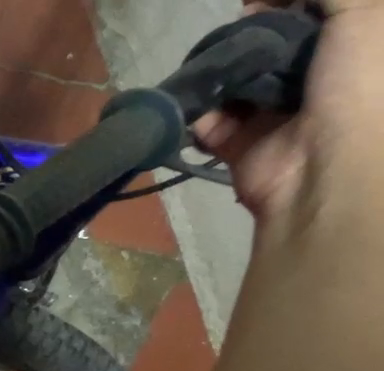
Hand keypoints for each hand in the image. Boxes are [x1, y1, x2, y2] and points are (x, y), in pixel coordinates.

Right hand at [194, 1, 383, 227]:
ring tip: (210, 70)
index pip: (318, 16)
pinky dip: (201, 116)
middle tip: (237, 31)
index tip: (258, 2)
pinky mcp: (243, 144)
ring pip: (241, 82)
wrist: (327, 162)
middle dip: (251, 37)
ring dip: (221, 75)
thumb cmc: (363, 80)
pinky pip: (214, 123)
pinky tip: (198, 108)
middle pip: (275, 47)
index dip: (286, 5)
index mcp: (358, 49)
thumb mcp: (364, 12)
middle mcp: (323, 77)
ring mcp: (280, 113)